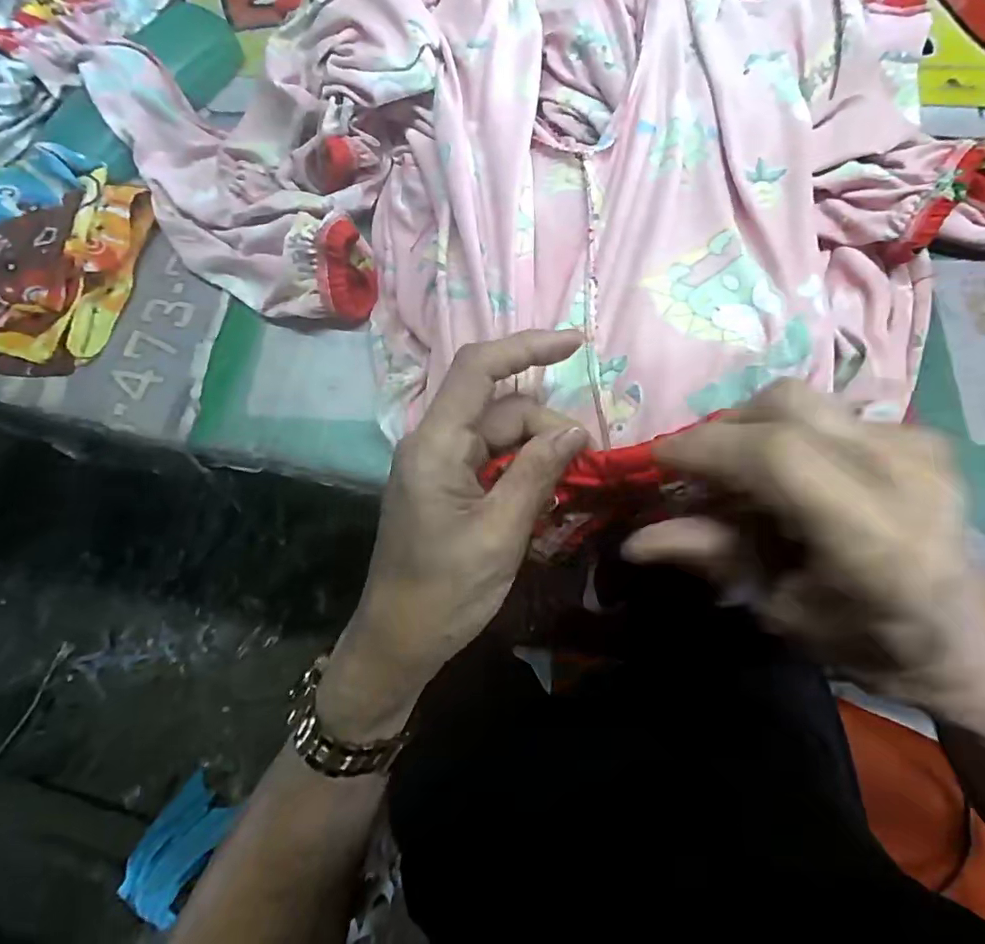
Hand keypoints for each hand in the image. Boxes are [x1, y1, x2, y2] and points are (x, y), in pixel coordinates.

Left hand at [319, 330, 590, 741]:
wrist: (398, 641)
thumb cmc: (445, 592)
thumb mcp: (500, 532)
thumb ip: (536, 473)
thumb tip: (575, 431)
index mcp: (435, 445)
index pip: (477, 370)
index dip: (525, 347)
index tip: (575, 344)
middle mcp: (432, 444)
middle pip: (498, 408)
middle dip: (546, 424)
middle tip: (586, 462)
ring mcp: (437, 465)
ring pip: (497, 435)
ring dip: (537, 449)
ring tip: (570, 482)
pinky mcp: (444, 487)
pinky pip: (489, 460)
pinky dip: (520, 468)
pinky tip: (546, 492)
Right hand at [622, 380, 984, 709]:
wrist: (962, 638)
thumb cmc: (866, 641)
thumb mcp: (777, 610)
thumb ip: (712, 557)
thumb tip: (634, 541)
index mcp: (876, 539)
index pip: (776, 455)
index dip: (705, 446)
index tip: (658, 460)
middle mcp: (905, 476)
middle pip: (784, 406)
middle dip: (720, 430)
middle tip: (695, 470)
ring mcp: (919, 446)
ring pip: (798, 399)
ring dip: (749, 427)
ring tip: (736, 472)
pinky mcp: (918, 433)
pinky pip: (822, 409)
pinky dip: (781, 431)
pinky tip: (782, 474)